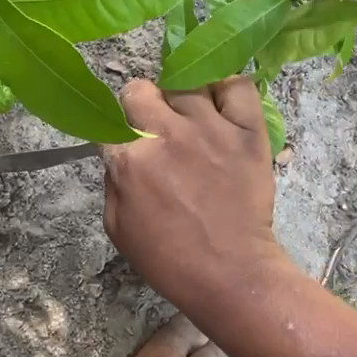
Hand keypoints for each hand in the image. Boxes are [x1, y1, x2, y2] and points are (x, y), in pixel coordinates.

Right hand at [104, 78, 287, 310]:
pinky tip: (222, 107)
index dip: (116, 131)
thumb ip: (112, 180)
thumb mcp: (116, 225)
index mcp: (129, 161)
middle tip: (156, 128)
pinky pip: (236, 86)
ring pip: (185, 83)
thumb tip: (120, 152)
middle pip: (140, 90)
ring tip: (191, 120)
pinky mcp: (248, 132)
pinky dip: (227, 90)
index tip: (126, 142)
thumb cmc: (168, 258)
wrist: (231, 274)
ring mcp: (210, 129)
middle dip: (141, 107)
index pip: (108, 119)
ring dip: (181, 100)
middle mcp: (166, 135)